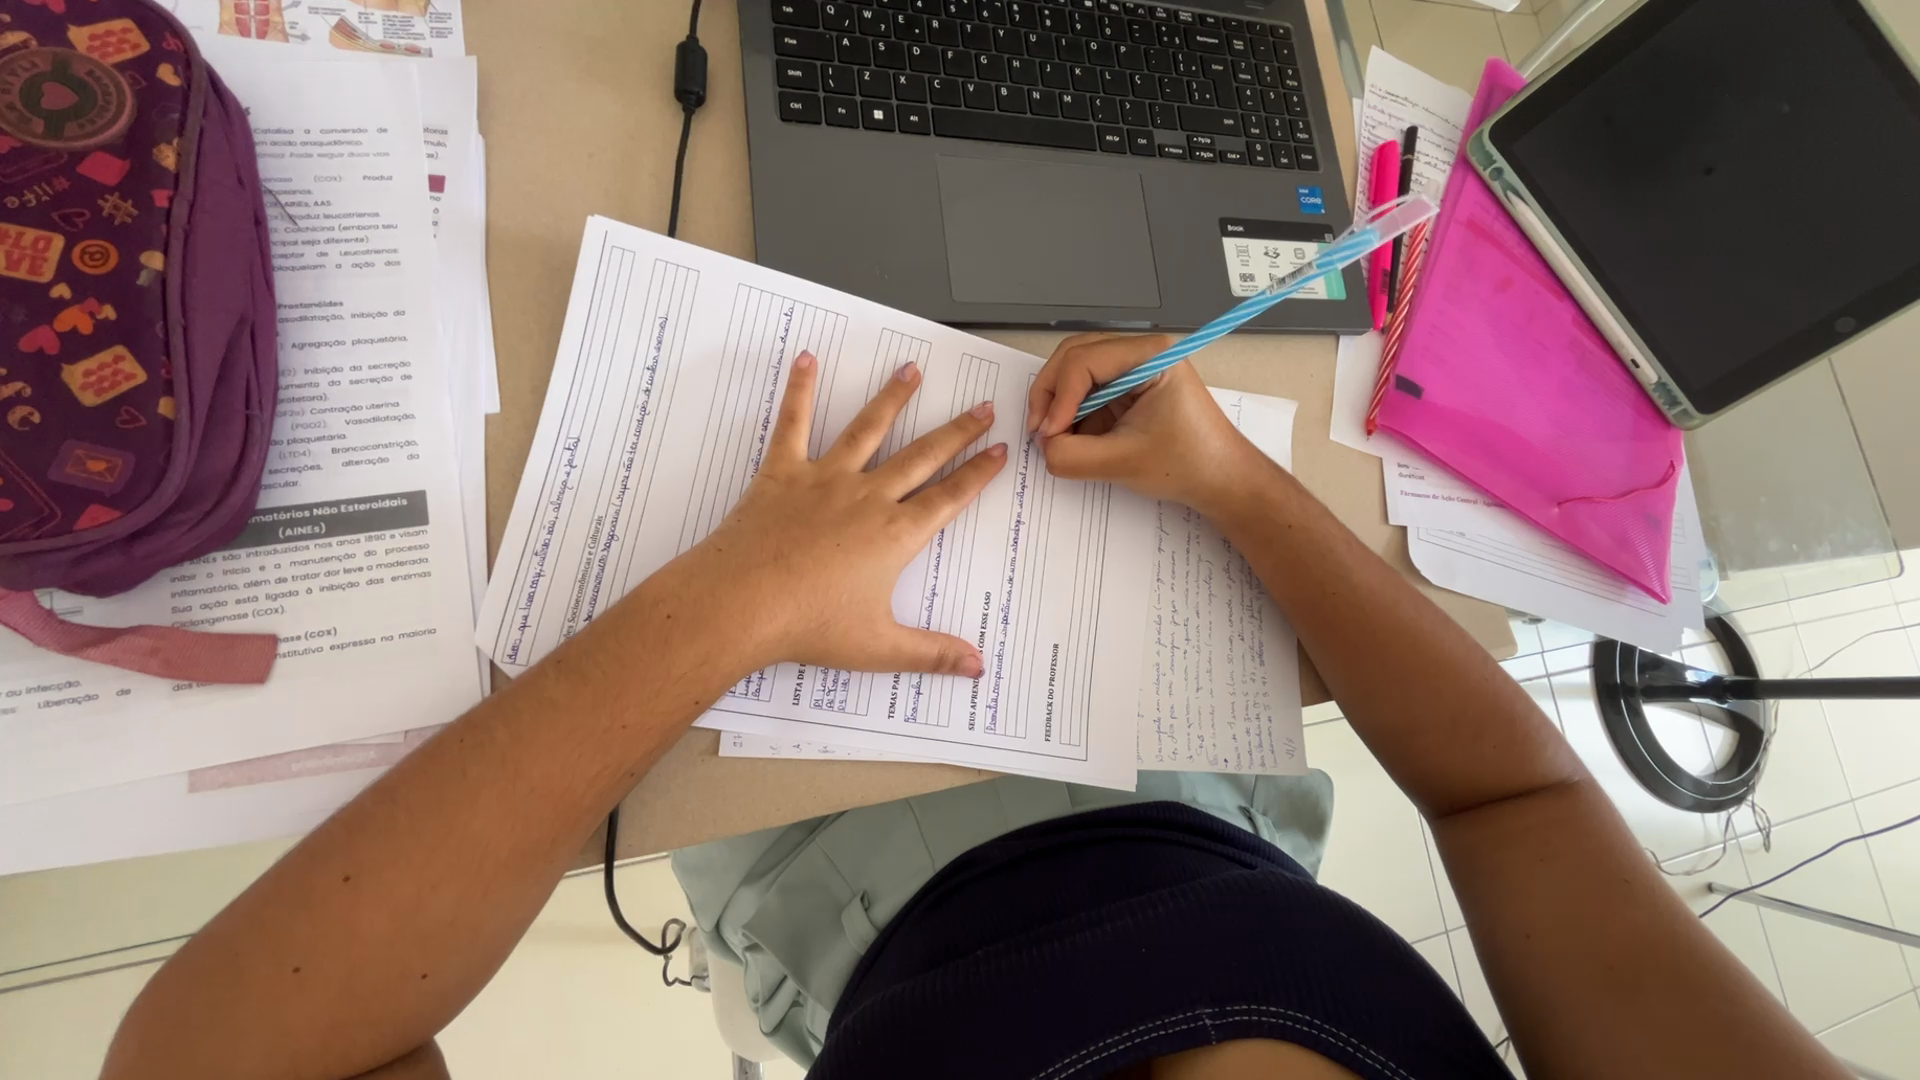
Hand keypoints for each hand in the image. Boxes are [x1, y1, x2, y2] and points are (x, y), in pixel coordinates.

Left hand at [675, 352, 1005, 678]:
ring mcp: (826, 480)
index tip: (998, 449)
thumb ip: (932, 653)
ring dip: (893, 398)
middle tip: (981, 407)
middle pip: (923, 456)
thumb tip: (977, 667)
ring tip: (912, 371)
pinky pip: (793, 423)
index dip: (977, 473)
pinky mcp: (783, 473)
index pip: (950, 497)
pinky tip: (806, 359)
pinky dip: (799, 390)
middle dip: (956, 431)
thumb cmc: (807, 626)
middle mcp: (868, 497)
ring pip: (868, 429)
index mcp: (895, 535)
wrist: (741, 605)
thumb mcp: (879, 647)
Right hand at [1025, 333, 1260, 511]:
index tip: (1049, 434)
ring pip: (1074, 373)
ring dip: (1058, 404)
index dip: (1059, 398)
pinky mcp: (1127, 389)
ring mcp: (1132, 370)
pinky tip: (1072, 438)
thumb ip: (1071, 455)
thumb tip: (1042, 446)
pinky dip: (1070, 414)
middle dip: (1050, 394)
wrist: (1221, 480)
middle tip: (1040, 431)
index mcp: (1150, 356)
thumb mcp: (1121, 463)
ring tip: (1054, 437)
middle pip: (1073, 357)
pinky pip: (1085, 392)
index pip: (1083, 361)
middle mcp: (1140, 353)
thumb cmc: (1188, 465)